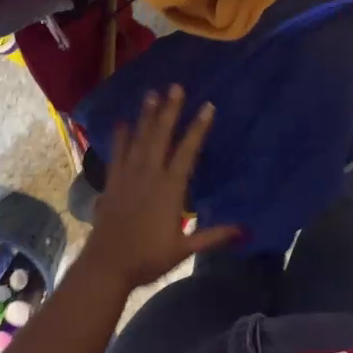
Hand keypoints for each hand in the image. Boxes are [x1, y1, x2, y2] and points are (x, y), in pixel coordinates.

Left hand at [77, 86, 238, 288]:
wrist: (106, 266)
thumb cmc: (148, 258)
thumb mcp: (184, 250)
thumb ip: (213, 236)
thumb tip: (245, 230)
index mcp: (169, 190)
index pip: (187, 152)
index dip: (198, 128)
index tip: (207, 106)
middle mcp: (148, 176)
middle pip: (160, 137)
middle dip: (169, 111)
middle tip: (175, 87)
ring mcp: (127, 177)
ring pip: (139, 140)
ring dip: (146, 117)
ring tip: (151, 94)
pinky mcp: (112, 184)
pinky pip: (117, 154)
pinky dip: (120, 138)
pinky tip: (122, 123)